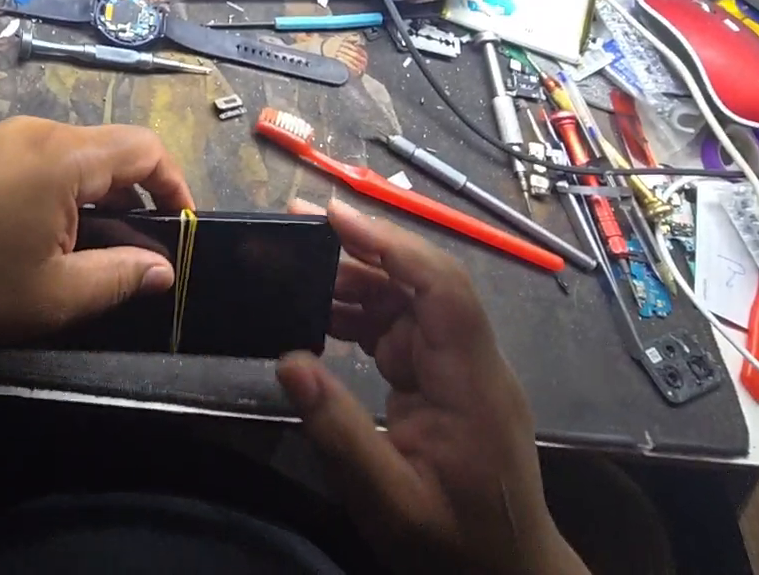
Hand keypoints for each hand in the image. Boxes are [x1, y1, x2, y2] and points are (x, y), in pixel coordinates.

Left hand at [0, 116, 193, 349]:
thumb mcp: (52, 296)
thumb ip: (119, 277)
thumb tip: (162, 269)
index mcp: (62, 157)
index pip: (144, 148)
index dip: (175, 185)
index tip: (180, 230)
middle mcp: (32, 131)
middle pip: (106, 149)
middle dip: (132, 197)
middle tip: (129, 252)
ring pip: (68, 156)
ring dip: (90, 197)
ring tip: (78, 251)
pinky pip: (31, 160)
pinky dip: (53, 191)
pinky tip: (30, 236)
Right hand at [275, 199, 583, 574]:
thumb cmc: (454, 546)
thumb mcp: (390, 502)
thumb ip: (339, 432)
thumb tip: (287, 360)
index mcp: (470, 381)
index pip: (442, 288)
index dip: (390, 244)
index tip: (333, 216)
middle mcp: (467, 359)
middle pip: (418, 281)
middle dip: (359, 245)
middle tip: (294, 222)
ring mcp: (453, 366)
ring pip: (401, 299)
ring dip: (348, 277)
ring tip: (290, 266)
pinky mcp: (437, 377)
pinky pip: (393, 327)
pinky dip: (352, 313)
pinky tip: (314, 315)